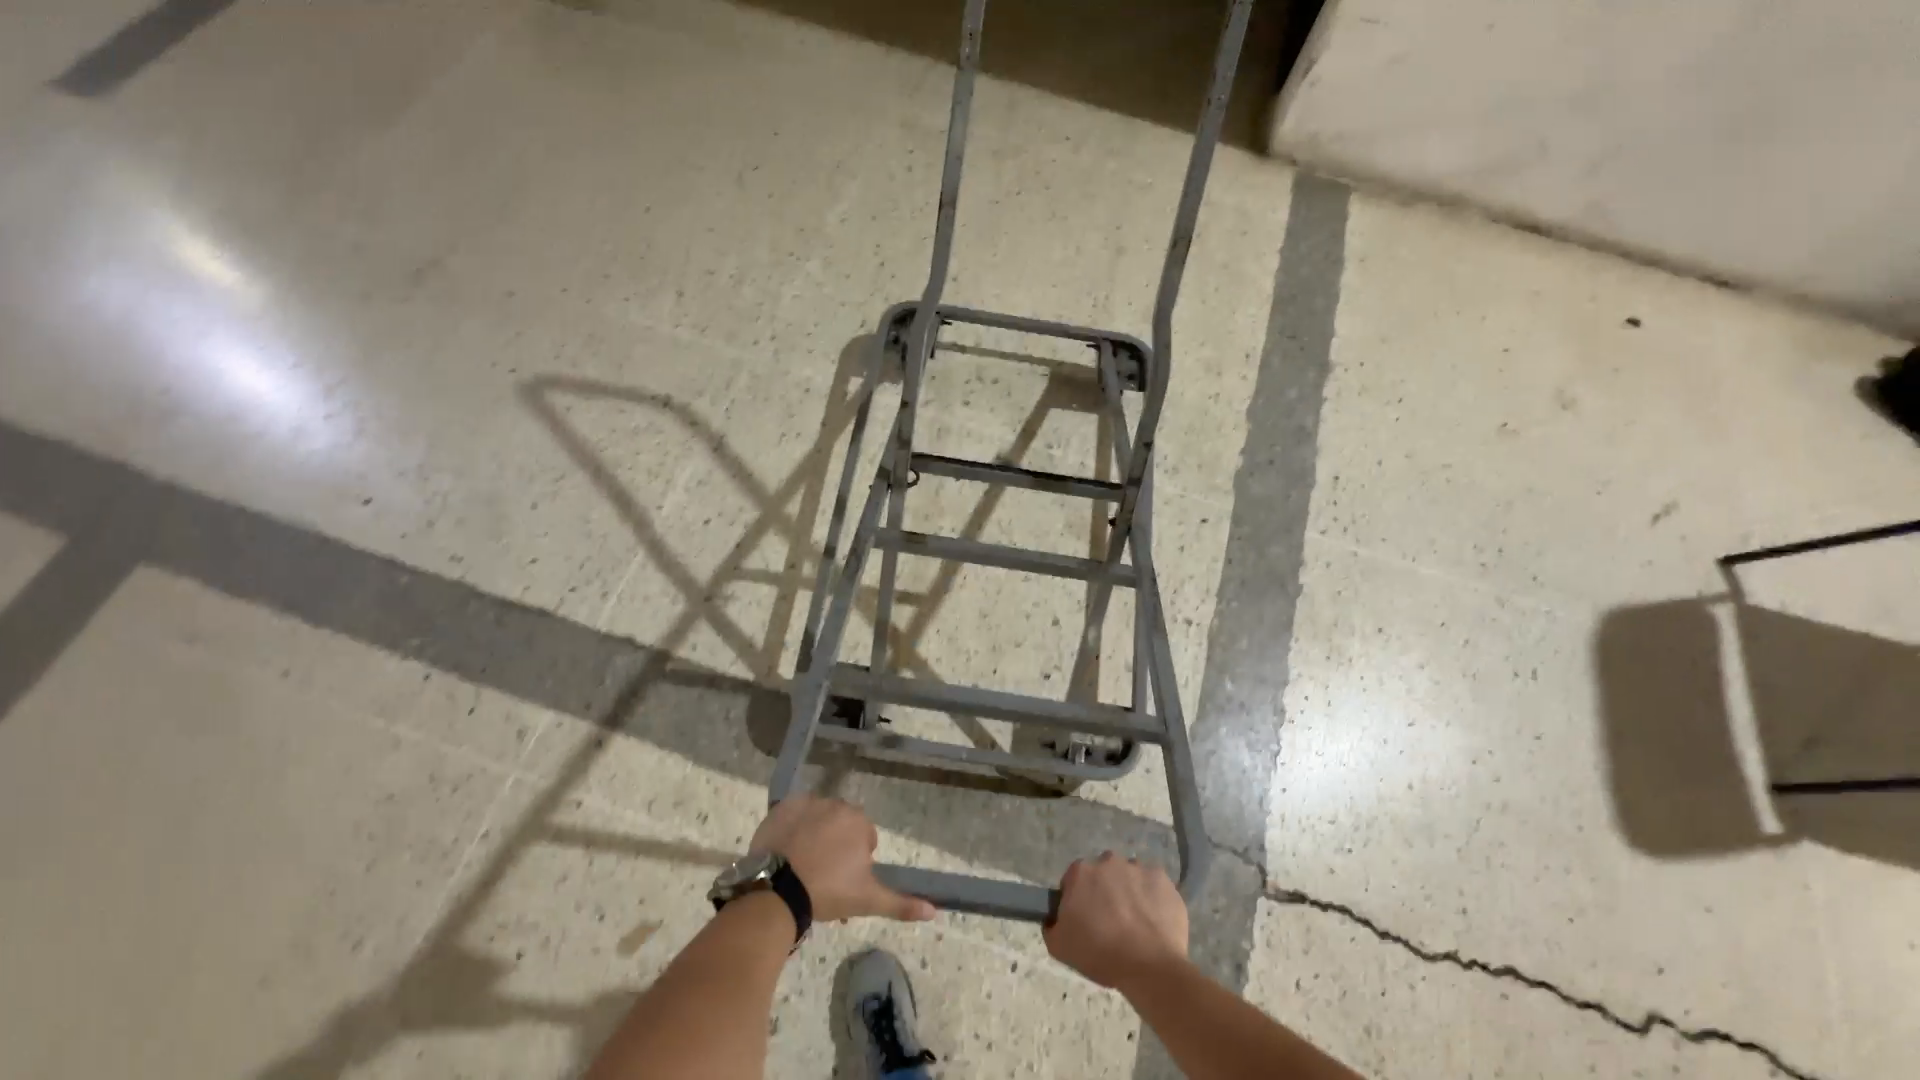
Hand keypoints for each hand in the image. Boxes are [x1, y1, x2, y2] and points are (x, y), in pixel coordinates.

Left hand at [750, 795, 936, 923]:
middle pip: (840, 826)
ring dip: (814, 836)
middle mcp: (835, 804)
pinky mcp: (780, 807)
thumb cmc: (828, 891)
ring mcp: (806, 803)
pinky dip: (792, 828)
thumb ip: (901, 903)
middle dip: (836, 847)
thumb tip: (935, 911)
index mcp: (859, 822)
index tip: (843, 881)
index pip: (864, 839)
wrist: (777, 890)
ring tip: (802, 866)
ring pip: (817, 819)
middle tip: (823, 876)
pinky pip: (792, 815)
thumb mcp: (867, 900)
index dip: (855, 862)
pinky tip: (786, 850)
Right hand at [1044, 852, 1188, 994]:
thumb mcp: (1058, 946)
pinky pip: (1154, 887)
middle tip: (1108, 922)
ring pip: (1130, 878)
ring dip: (1129, 893)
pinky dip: (1152, 900)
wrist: (1149, 966)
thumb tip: (1055, 918)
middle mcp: (1110, 862)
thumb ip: (1051, 924)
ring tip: (1134, 924)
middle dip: (1104, 892)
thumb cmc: (1099, 954)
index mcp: (1081, 872)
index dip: (1077, 899)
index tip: (1083, 919)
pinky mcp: (1165, 881)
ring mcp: (1140, 869)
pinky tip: (1153, 923)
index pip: (1073, 879)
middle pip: (1103, 874)